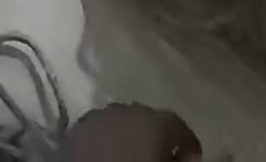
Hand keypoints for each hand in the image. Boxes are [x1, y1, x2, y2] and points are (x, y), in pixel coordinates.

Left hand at [60, 103, 199, 161]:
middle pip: (146, 117)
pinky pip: (98, 129)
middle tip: (162, 158)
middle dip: (156, 136)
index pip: (176, 122)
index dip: (186, 140)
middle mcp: (121, 108)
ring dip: (130, 135)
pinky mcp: (73, 130)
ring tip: (135, 157)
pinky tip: (109, 157)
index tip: (192, 156)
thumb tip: (191, 158)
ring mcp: (94, 116)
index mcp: (149, 121)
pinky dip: (107, 140)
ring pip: (120, 120)